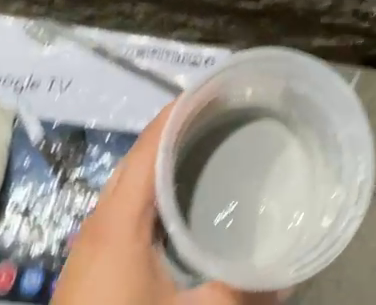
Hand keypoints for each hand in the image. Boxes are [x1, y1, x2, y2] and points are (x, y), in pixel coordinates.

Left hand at [52, 103, 281, 304]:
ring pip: (128, 186)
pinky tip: (180, 209)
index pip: (150, 146)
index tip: (220, 91)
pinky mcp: (90, 271)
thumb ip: (242, 294)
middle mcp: (98, 225)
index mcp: (118, 223)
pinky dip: (152, 194)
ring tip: (210, 150)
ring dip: (163, 162)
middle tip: (227, 117)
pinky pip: (124, 212)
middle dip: (178, 131)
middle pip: (137, 159)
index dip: (181, 112)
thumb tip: (285, 277)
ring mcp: (89, 249)